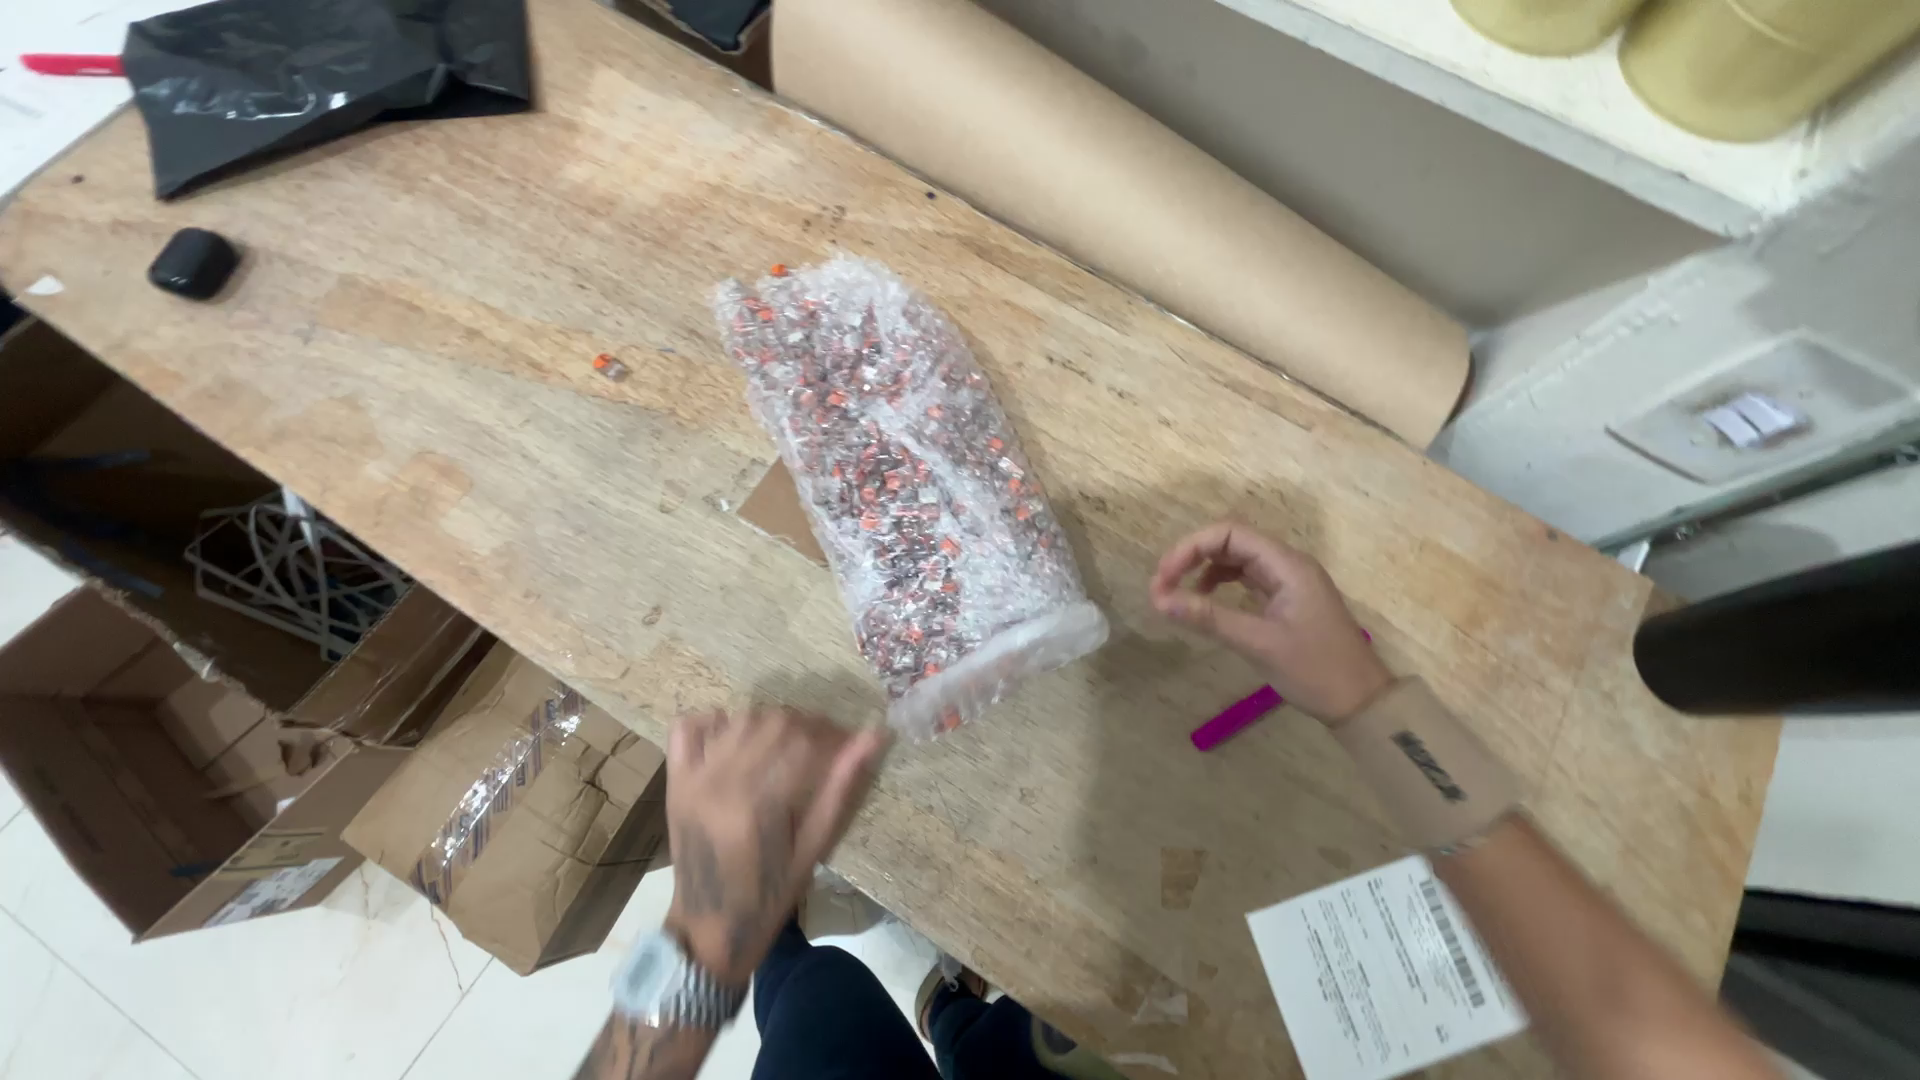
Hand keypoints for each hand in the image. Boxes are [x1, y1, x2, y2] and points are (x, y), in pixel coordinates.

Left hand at [661, 707, 889, 986]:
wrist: (706, 929)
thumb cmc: (768, 897)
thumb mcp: (813, 848)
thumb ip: (841, 789)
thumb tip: (875, 737)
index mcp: (758, 806)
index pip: (805, 742)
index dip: (834, 737)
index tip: (850, 745)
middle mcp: (722, 783)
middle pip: (773, 722)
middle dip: (808, 726)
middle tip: (824, 746)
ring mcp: (693, 779)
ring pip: (740, 718)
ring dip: (771, 721)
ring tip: (788, 744)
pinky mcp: (676, 780)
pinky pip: (688, 726)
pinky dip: (715, 721)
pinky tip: (737, 736)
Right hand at [1149, 522, 1389, 724]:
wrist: (1362, 703)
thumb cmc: (1315, 671)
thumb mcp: (1257, 643)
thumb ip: (1208, 617)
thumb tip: (1158, 600)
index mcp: (1287, 565)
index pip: (1229, 533)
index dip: (1190, 548)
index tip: (1163, 578)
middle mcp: (1287, 564)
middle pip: (1230, 541)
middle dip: (1192, 557)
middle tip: (1162, 586)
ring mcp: (1287, 581)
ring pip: (1236, 559)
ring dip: (1202, 570)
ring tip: (1176, 594)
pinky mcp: (1285, 599)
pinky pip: (1245, 579)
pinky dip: (1218, 585)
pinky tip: (1203, 602)